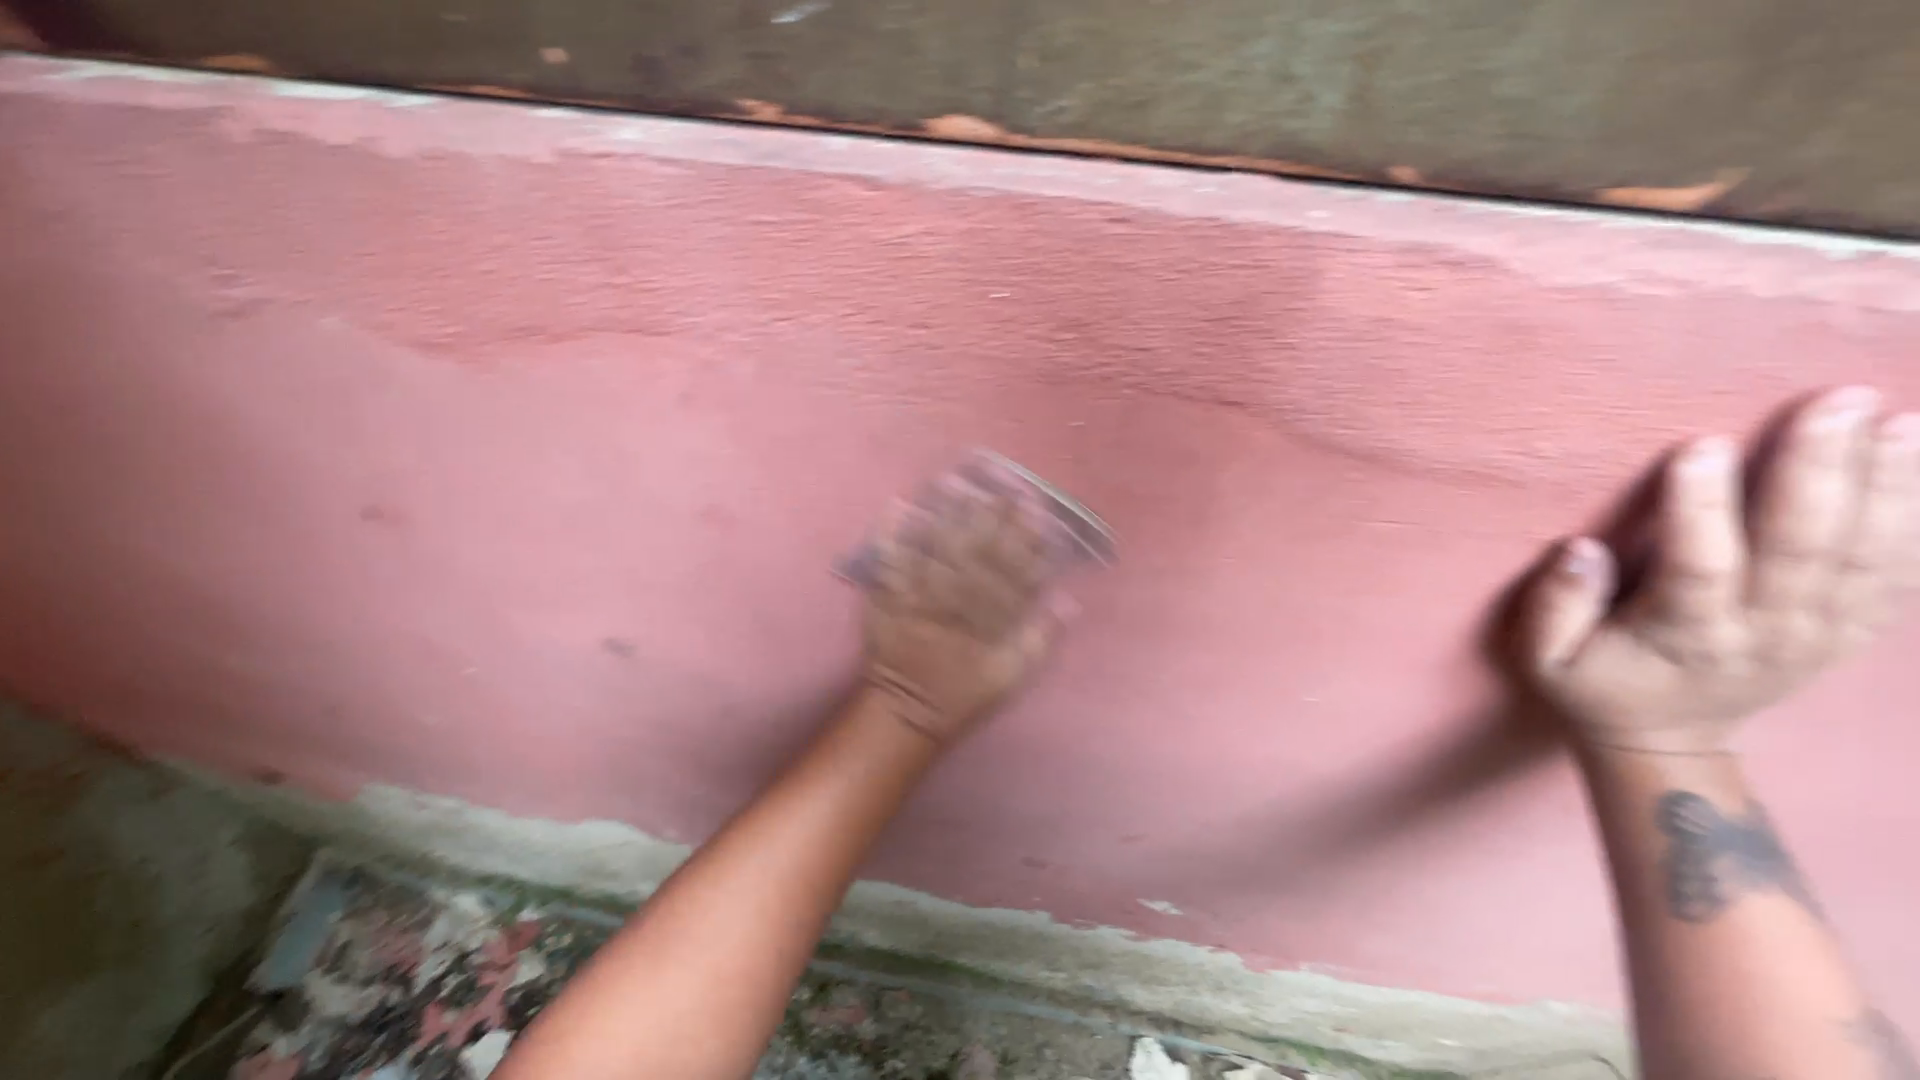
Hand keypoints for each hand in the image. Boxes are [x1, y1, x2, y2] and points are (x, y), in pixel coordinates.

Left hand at [861, 479, 1069, 743]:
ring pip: (938, 556)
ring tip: (959, 482)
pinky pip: (888, 567)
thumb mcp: (1014, 677)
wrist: (907, 714)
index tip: (1037, 507)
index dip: (1027, 540)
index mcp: (991, 626)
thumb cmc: (965, 694)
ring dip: (948, 518)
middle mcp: (958, 609)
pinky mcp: (887, 602)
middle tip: (1004, 480)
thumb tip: (1068, 599)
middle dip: (993, 517)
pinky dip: (891, 537)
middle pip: (979, 557)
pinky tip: (899, 505)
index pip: (1015, 575)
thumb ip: (1041, 638)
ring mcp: (920, 603)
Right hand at [1515, 387, 1919, 753]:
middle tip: (1834, 404)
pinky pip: (1898, 572)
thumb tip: (1579, 549)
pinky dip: (1915, 518)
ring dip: (1884, 485)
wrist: (1670, 740)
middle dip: (1819, 473)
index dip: (1702, 510)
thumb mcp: (1544, 659)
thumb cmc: (1595, 685)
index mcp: (1685, 638)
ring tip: (1892, 419)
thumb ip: (1557, 606)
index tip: (1700, 447)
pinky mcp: (1846, 628)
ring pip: (1863, 555)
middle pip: (1800, 550)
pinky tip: (1915, 462)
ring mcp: (1816, 633)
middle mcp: (1764, 634)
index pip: (1701, 568)